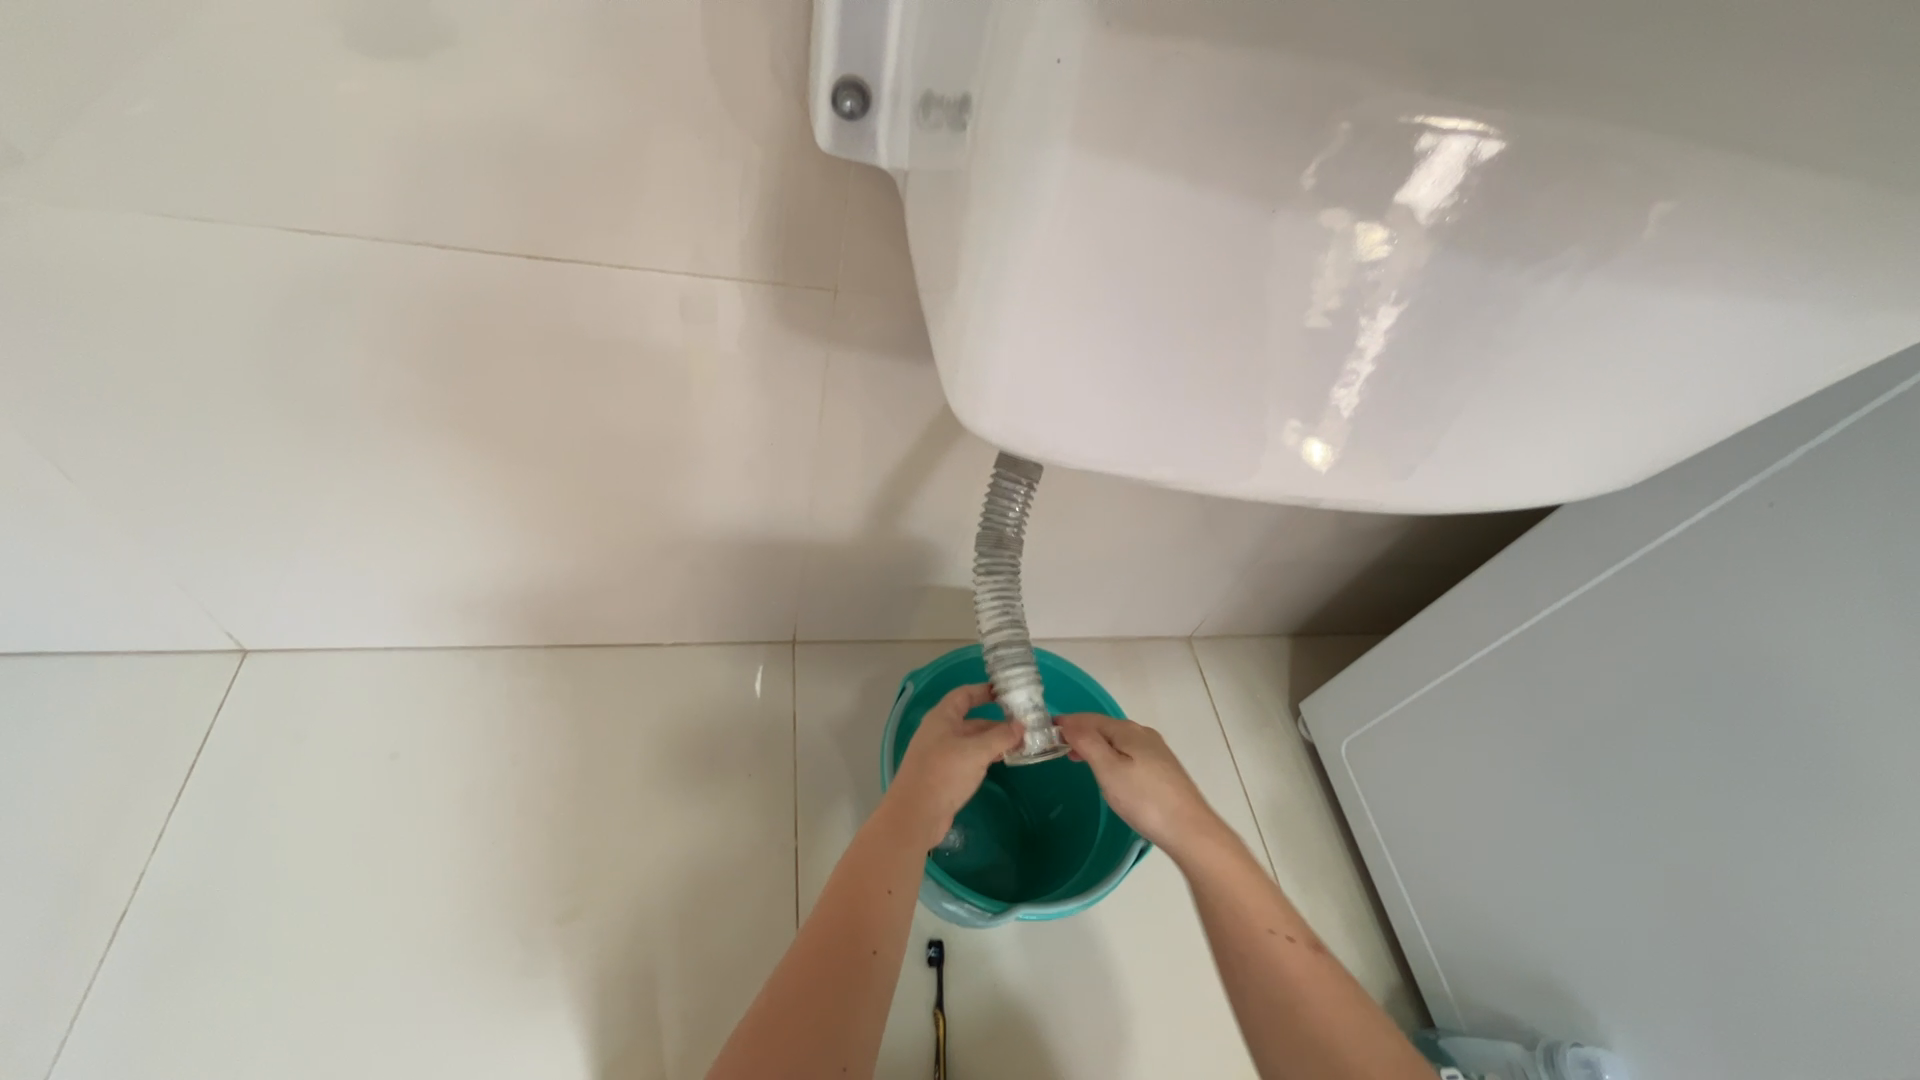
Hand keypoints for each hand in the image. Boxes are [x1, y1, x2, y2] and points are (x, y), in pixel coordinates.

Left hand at [884, 684, 1023, 849]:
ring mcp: (942, 754)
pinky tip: (1003, 760)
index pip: (964, 695)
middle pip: (972, 720)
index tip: (1006, 692)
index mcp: (942, 718)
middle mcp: (940, 732)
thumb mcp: (976, 752)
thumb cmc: (944, 773)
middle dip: (997, 723)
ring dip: (995, 741)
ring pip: (973, 741)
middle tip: (1025, 726)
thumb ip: (1000, 737)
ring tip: (1022, 744)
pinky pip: (970, 758)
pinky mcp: (945, 774)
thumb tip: (1022, 725)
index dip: (984, 691)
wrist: (915, 815)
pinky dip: (987, 756)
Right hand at [1056, 713, 1225, 855]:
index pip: (1090, 718)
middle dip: (1080, 732)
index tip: (1046, 729)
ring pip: (1118, 740)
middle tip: (1057, 746)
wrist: (1189, 829)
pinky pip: (1128, 752)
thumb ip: (1087, 743)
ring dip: (1095, 744)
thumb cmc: (1143, 799)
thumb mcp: (1108, 770)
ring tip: (1076, 757)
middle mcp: (1143, 735)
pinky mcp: (1163, 769)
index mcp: (1128, 731)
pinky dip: (1110, 754)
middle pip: (1105, 727)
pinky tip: (1108, 771)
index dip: (1068, 722)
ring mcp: (1156, 752)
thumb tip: (1069, 723)